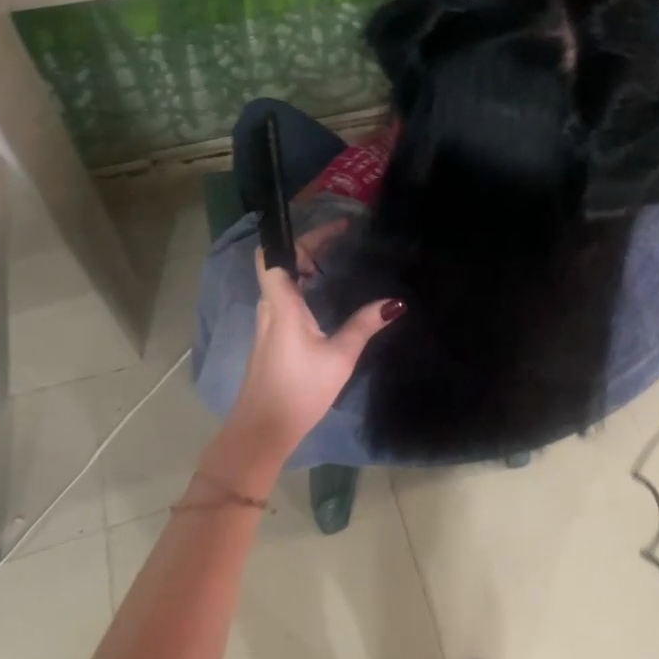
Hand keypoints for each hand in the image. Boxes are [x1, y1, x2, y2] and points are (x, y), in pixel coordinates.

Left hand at [223, 228, 399, 458]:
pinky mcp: (269, 338)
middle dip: (308, 246)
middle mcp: (269, 306)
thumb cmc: (299, 389)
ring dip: (303, 266)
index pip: (274, 254)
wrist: (262, 429)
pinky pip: (283, 298)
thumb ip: (364, 325)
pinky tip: (322, 298)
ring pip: (281, 281)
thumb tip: (396, 302)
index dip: (300, 235)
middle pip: (280, 262)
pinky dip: (301, 286)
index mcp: (282, 303)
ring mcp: (266, 323)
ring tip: (334, 264)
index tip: (334, 229)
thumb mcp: (340, 356)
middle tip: (341, 240)